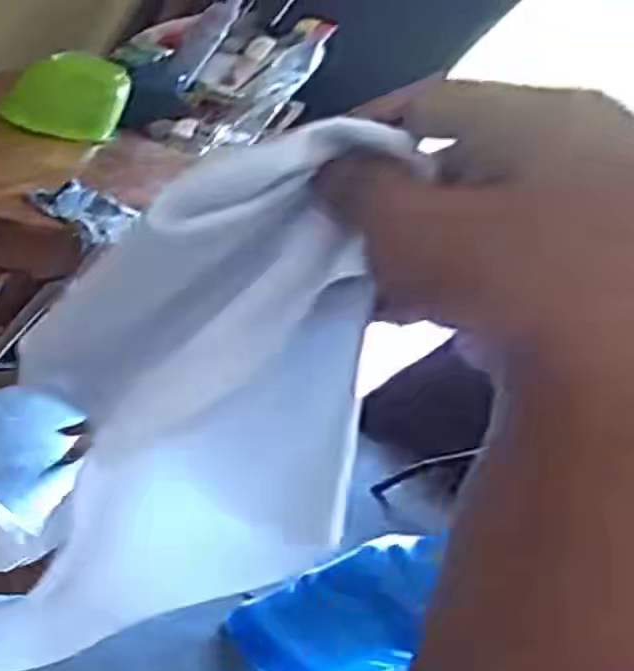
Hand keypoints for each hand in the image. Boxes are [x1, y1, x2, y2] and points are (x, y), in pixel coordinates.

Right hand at [316, 80, 633, 370]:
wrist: (596, 343)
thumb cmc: (501, 267)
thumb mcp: (403, 223)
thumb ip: (358, 187)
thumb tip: (332, 170)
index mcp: (537, 117)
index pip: (425, 100)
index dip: (353, 131)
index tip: (302, 171)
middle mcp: (567, 142)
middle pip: (440, 155)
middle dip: (373, 196)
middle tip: (324, 229)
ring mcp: (573, 196)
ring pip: (453, 205)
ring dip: (394, 239)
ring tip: (351, 275)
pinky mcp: (563, 247)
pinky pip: (476, 244)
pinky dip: (427, 268)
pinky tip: (392, 302)